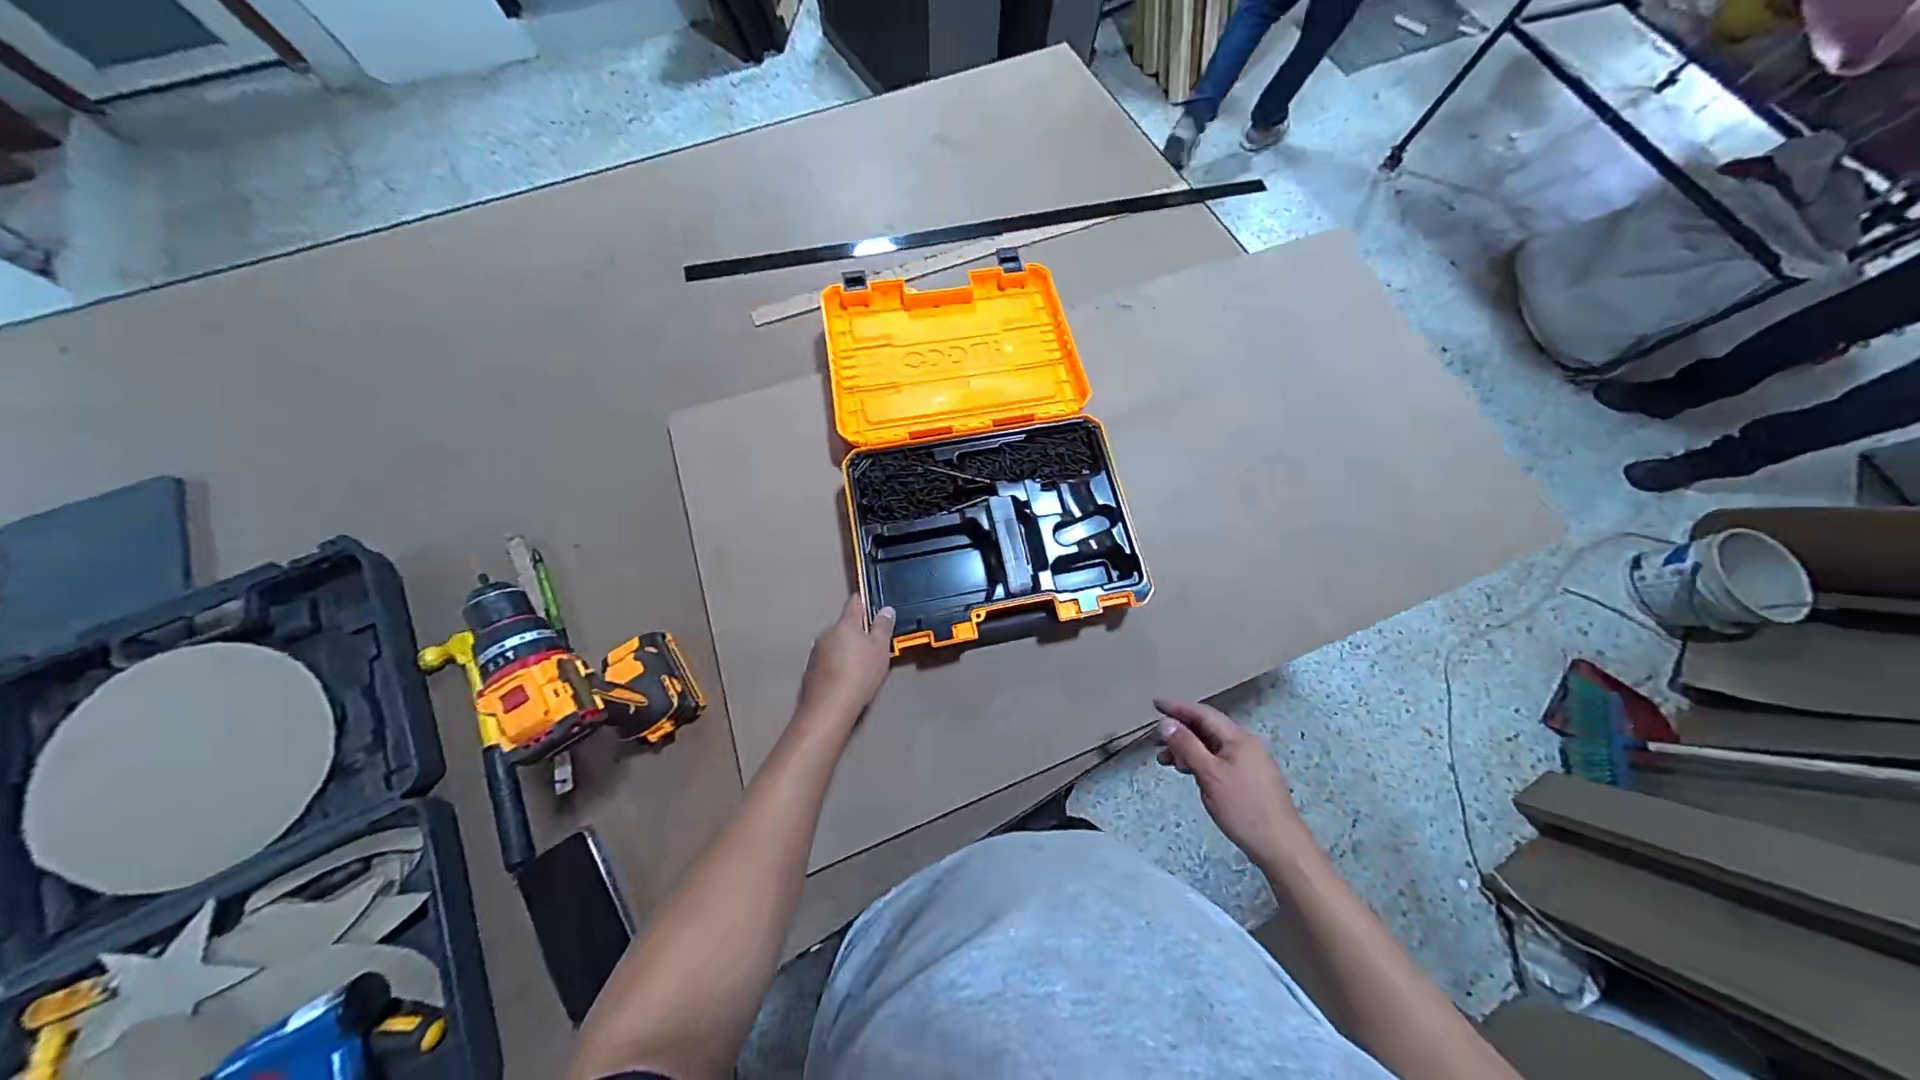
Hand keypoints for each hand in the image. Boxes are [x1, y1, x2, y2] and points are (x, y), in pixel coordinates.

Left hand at [797, 596, 895, 726]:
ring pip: (835, 644)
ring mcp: (816, 651)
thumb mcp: (880, 649)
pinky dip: (836, 665)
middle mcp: (827, 632)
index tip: (872, 605)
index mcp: (845, 623)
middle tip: (872, 646)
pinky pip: (827, 661)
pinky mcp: (810, 670)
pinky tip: (845, 679)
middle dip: (856, 632)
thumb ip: (883, 627)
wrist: (829, 706)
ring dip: (845, 649)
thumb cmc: (860, 673)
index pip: (855, 602)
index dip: (864, 601)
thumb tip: (886, 609)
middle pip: (844, 626)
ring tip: (859, 667)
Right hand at [1154, 699, 1315, 871]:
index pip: (1202, 714)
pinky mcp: (1248, 778)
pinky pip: (1218, 759)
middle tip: (1156, 740)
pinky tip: (1188, 771)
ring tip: (1166, 760)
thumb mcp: (1208, 774)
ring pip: (1211, 746)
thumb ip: (1186, 746)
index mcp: (1238, 738)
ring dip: (1188, 748)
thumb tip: (1167, 723)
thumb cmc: (1242, 807)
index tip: (1156, 704)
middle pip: (1207, 728)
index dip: (1177, 707)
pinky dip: (1200, 761)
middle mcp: (1245, 744)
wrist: (1279, 844)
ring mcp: (1249, 761)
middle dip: (1180, 731)